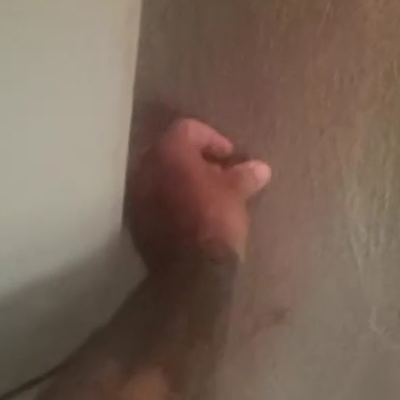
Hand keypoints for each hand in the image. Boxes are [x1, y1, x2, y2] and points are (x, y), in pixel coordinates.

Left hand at [125, 112, 271, 264]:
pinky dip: (174, 200)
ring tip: (208, 197)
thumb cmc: (215, 221)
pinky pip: (157, 199)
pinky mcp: (138, 220)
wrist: (191, 270)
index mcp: (170, 152)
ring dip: (184, 181)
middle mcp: (146, 167)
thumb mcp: (237, 195)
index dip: (214, 139)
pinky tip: (194, 215)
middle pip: (172, 151)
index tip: (231, 158)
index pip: (189, 129)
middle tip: (221, 175)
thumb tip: (260, 168)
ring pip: (162, 176)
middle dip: (197, 160)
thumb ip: (245, 176)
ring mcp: (138, 194)